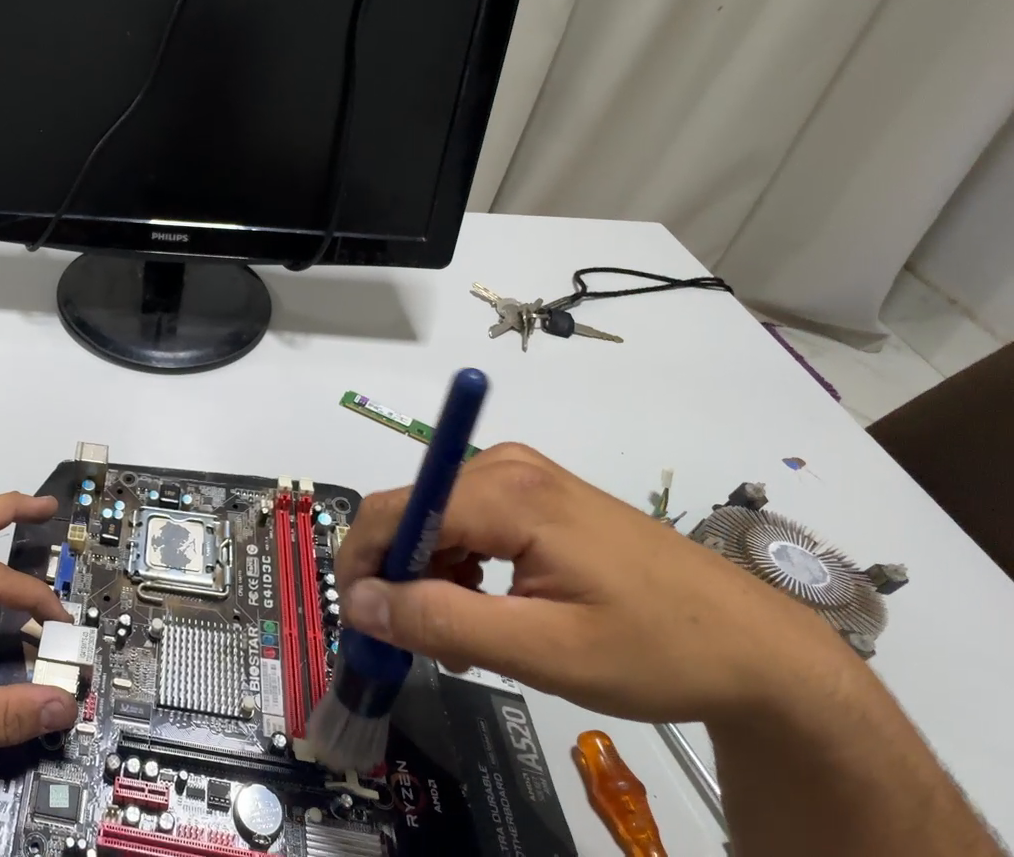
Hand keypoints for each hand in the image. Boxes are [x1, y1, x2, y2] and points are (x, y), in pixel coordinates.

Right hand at [335, 443, 860, 725]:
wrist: (760, 651)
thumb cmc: (658, 652)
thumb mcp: (542, 651)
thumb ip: (441, 622)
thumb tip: (357, 601)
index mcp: (507, 493)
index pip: (394, 512)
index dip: (362, 566)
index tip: (364, 628)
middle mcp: (507, 467)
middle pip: (410, 513)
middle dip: (400, 578)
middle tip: (422, 647)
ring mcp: (523, 477)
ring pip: (432, 520)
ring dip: (428, 579)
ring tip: (462, 641)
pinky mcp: (536, 495)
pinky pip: (463, 522)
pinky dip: (456, 569)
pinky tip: (485, 609)